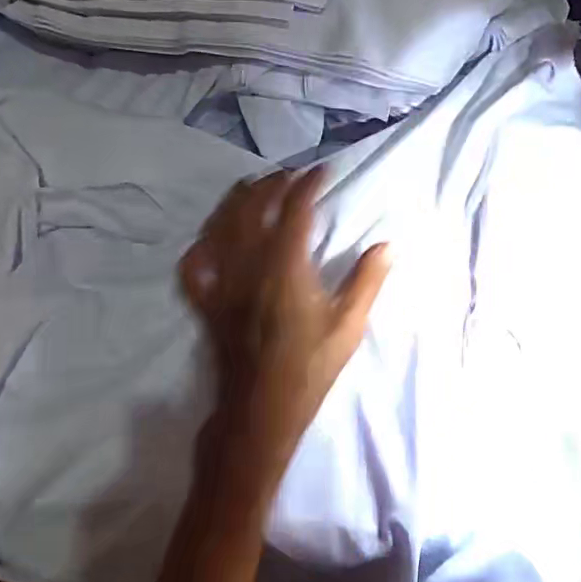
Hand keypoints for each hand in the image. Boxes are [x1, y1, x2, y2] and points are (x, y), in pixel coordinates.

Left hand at [179, 167, 389, 477]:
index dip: (307, 184)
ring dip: (235, 202)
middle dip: (269, 184)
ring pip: (219, 228)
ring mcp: (222, 284)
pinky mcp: (207, 304)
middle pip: (251, 208)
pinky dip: (200, 248)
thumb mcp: (348, 325)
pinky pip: (193, 268)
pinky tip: (209, 241)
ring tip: (250, 190)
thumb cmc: (310, 368)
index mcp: (286, 267)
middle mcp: (249, 266)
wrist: (262, 410)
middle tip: (288, 176)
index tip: (321, 171)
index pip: (295, 210)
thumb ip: (367, 281)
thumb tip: (387, 245)